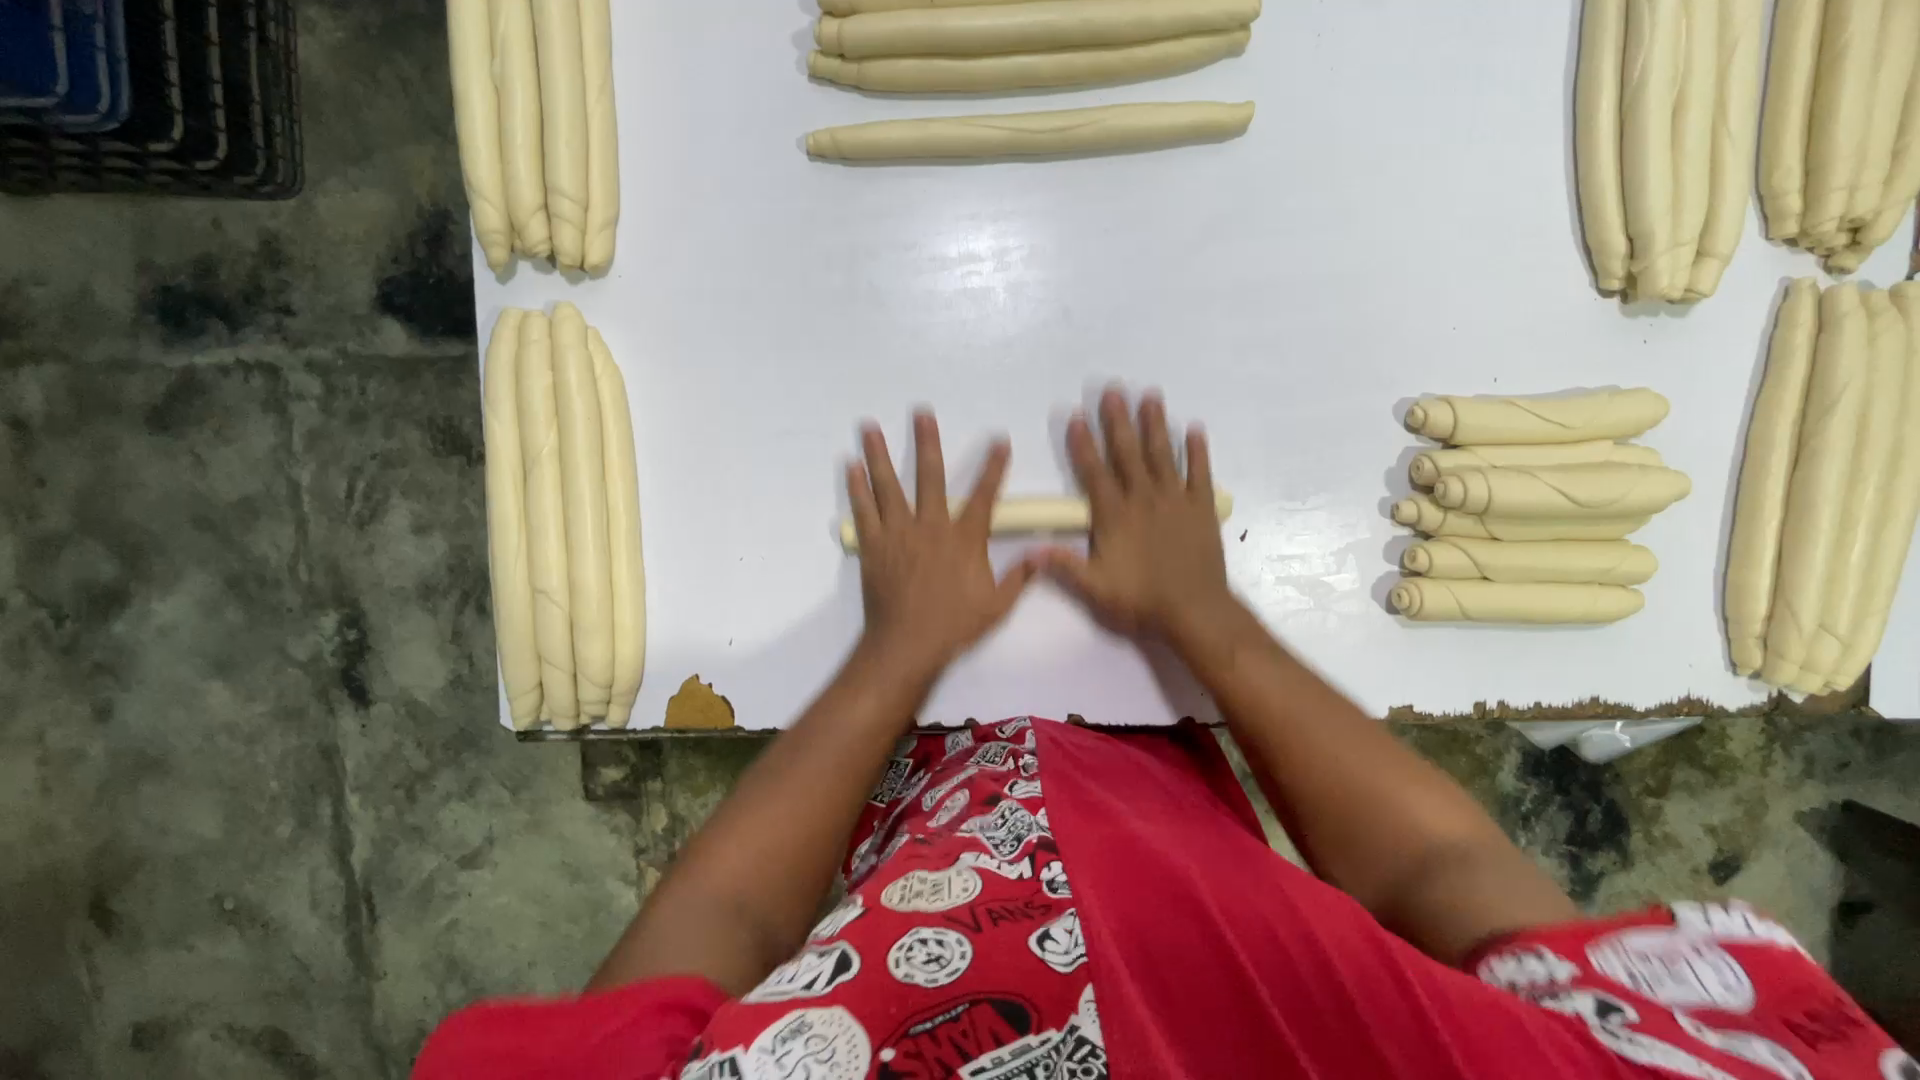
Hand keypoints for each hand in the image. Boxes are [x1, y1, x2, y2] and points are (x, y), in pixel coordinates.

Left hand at [847, 411, 1035, 675]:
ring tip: (869, 426)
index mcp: (964, 538)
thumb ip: (1019, 578)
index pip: (984, 495)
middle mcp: (931, 526)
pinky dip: (856, 487)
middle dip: (927, 441)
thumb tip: (1042, 556)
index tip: (999, 441)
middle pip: (929, 476)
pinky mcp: (873, 545)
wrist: (908, 644)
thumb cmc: (955, 627)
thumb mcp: (998, 606)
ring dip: (879, 454)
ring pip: (888, 485)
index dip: (994, 467)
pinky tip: (849, 466)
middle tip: (921, 412)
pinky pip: (863, 510)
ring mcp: (898, 533)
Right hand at [1037, 389, 1235, 639]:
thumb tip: (1028, 550)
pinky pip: (1200, 473)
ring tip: (1150, 395)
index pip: (1094, 473)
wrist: (1194, 611)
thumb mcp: (1094, 589)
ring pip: (1163, 454)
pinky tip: (1195, 429)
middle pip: (1128, 453)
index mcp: (1114, 516)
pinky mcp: (1202, 509)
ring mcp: (1175, 500)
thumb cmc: (1140, 600)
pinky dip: (1198, 451)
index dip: (1083, 445)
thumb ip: (1063, 566)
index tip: (1076, 416)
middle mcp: (1143, 499)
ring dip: (1155, 424)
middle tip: (1113, 389)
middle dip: (1118, 421)